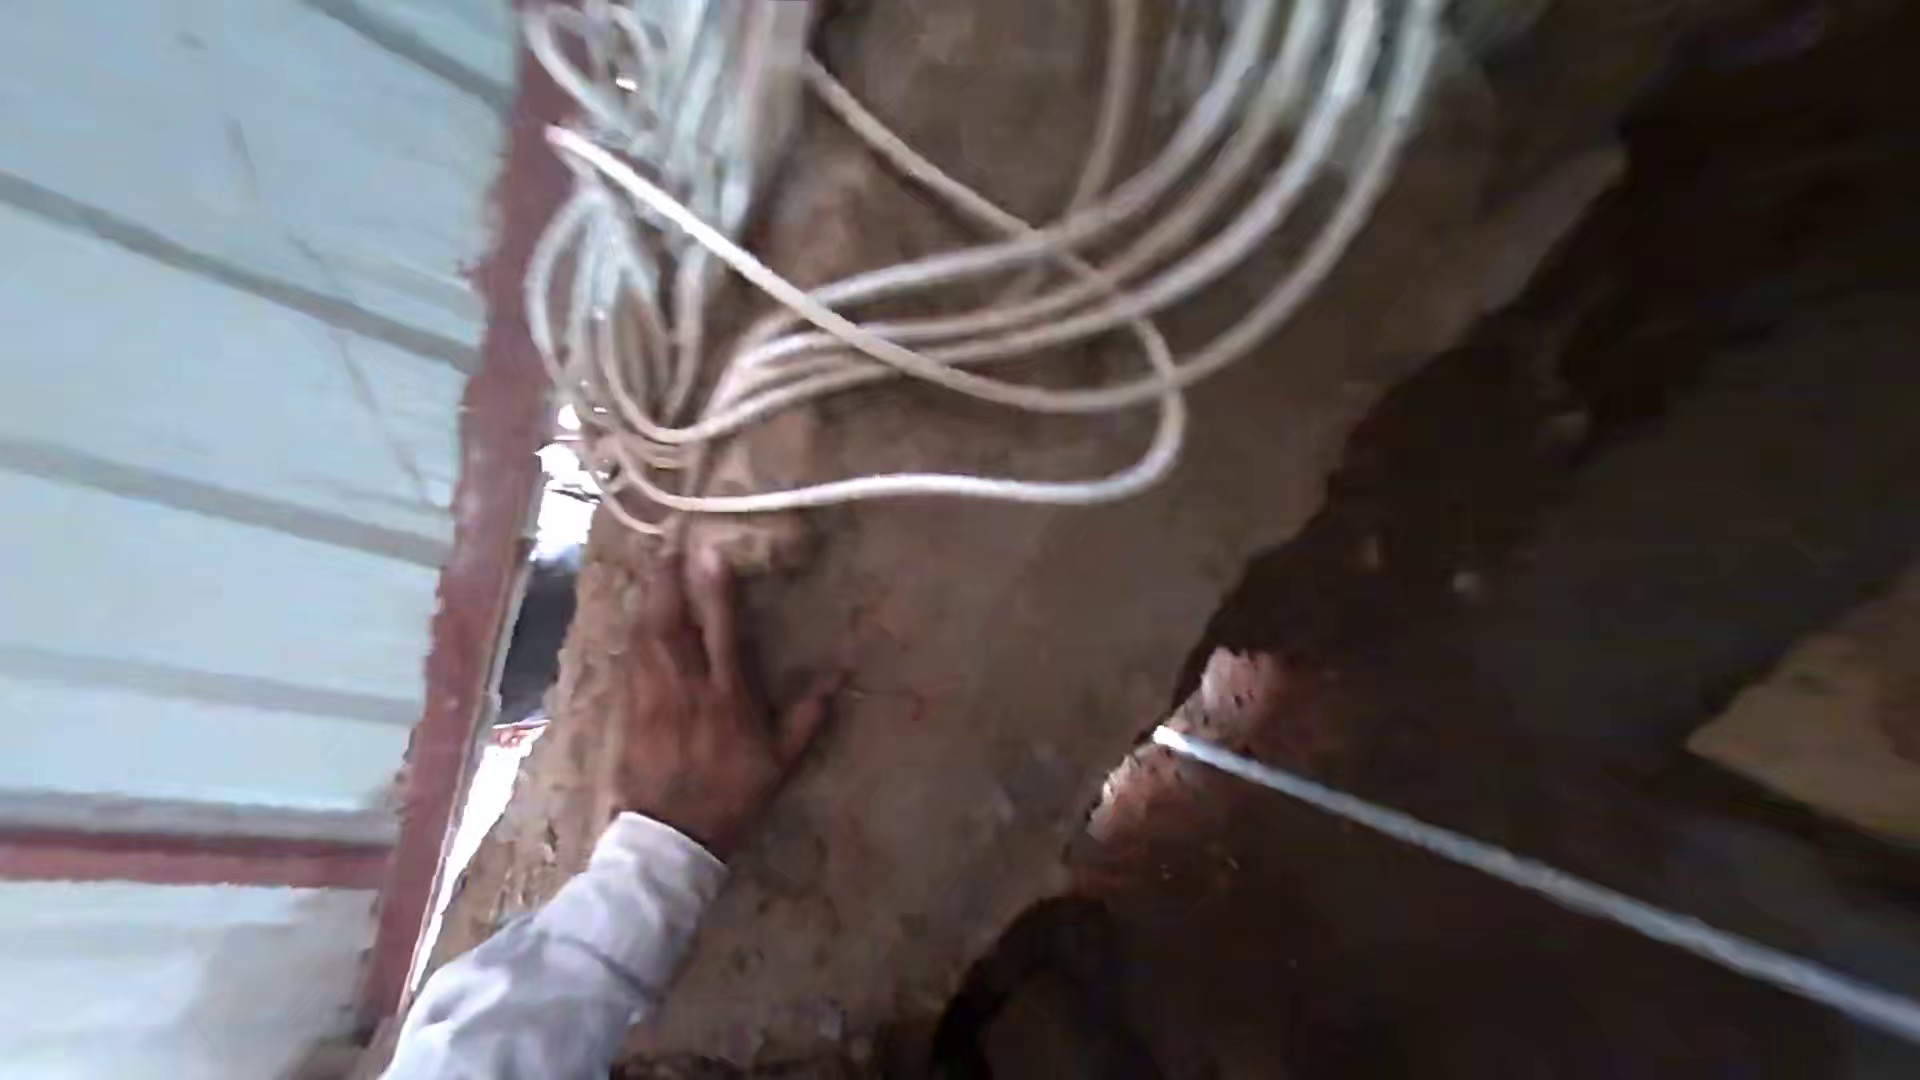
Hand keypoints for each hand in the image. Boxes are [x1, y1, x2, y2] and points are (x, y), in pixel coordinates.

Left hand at [606, 548, 837, 859]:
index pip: (722, 631)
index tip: (711, 553)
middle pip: (671, 622)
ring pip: (645, 635)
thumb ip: (806, 718)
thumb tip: (837, 677)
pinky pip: (629, 658)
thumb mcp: (780, 763)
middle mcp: (686, 687)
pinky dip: (635, 630)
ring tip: (653, 568)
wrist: (670, 838)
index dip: (717, 589)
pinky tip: (638, 616)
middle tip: (668, 545)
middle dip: (668, 580)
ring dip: (649, 597)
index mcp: (727, 697)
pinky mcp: (628, 710)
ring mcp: (651, 697)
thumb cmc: (732, 795)